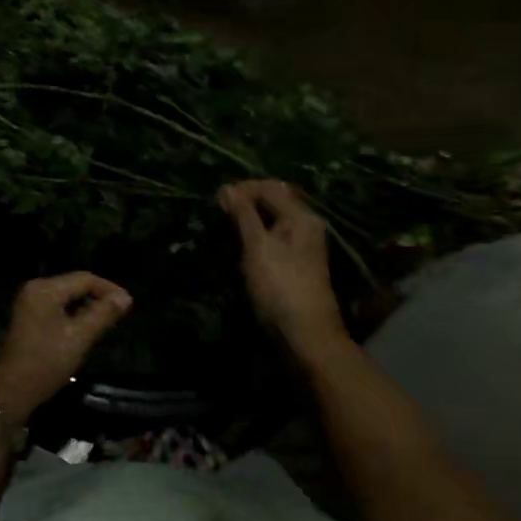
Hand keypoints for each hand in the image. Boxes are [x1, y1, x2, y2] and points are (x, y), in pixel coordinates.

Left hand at [0, 272, 132, 421]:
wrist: (12, 391)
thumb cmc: (46, 362)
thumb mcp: (79, 337)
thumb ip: (103, 314)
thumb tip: (125, 297)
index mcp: (44, 289)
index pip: (84, 279)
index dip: (109, 289)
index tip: (129, 304)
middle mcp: (35, 289)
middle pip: (75, 285)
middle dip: (99, 297)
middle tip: (121, 314)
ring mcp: (30, 304)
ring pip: (67, 297)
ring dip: (88, 307)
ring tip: (108, 321)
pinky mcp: (30, 318)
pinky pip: (58, 308)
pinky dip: (74, 314)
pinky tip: (87, 327)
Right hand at [219, 180, 347, 348]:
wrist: (304, 333)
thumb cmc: (279, 286)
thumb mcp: (257, 246)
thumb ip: (243, 215)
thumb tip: (227, 188)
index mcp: (301, 216)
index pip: (270, 187)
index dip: (242, 188)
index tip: (215, 199)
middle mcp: (306, 225)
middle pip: (275, 200)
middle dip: (246, 201)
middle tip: (218, 211)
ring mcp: (303, 245)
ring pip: (273, 219)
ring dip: (249, 218)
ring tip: (224, 226)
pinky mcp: (296, 262)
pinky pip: (274, 236)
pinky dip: (256, 234)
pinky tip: (241, 244)